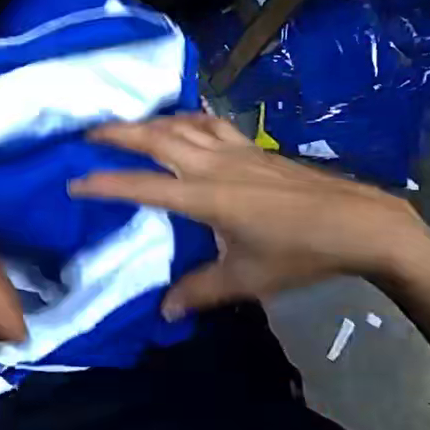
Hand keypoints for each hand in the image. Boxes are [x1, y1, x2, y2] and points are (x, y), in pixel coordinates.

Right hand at [69, 115, 429, 313]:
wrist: (356, 221)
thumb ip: (200, 291)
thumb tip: (164, 311)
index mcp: (205, 196)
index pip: (142, 186)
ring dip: (153, 121)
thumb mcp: (247, 279)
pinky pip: (213, 124)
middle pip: (158, 137)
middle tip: (88, 133)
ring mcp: (239, 151)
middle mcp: (216, 164)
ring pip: (186, 123)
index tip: (73, 181)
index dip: (105, 182)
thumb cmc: (300, 253)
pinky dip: (190, 119)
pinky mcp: (257, 149)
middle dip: (119, 132)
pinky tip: (190, 125)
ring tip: (132, 126)